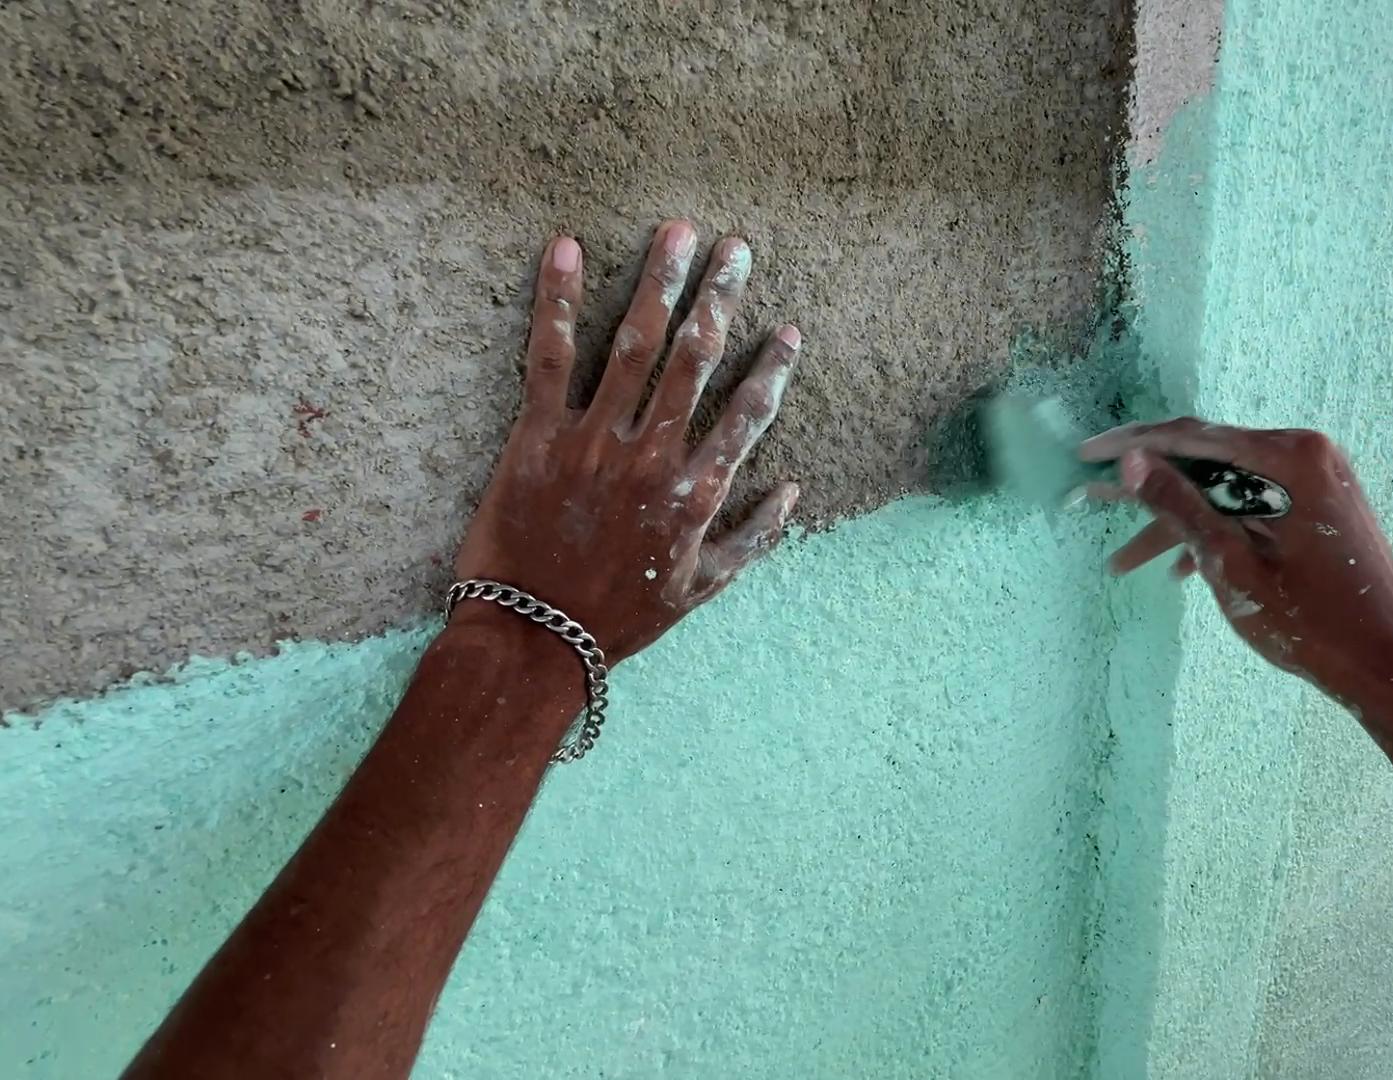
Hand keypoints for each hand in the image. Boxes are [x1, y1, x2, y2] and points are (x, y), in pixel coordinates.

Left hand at [452, 223, 799, 664]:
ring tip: (678, 232)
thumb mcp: (705, 588)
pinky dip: (556, 302)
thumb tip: (792, 491)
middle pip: (696, 360)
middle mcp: (654, 455)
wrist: (534, 638)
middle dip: (721, 298)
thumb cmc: (625, 614)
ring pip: (634, 345)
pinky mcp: (535, 438)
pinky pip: (549, 359)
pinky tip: (566, 249)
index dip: (773, 368)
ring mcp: (594, 441)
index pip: (748, 415)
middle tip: (737, 249)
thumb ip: (755, 538)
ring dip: (659, 283)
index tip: (789, 330)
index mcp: (698, 492)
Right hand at [1083, 420, 1392, 709]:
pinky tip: (1178, 570)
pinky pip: (1248, 506)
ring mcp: (1312, 479)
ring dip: (1175, 523)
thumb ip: (1177, 506)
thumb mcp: (1229, 563)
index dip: (1131, 445)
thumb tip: (1130, 461)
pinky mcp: (1314, 505)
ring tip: (1122, 563)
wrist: (1392, 665)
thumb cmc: (1312, 623)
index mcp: (1290, 457)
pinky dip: (1213, 531)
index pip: (1192, 437)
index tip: (1086, 454)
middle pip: (1205, 462)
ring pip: (1222, 491)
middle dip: (1147, 490)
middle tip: (1090, 501)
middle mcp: (1303, 454)